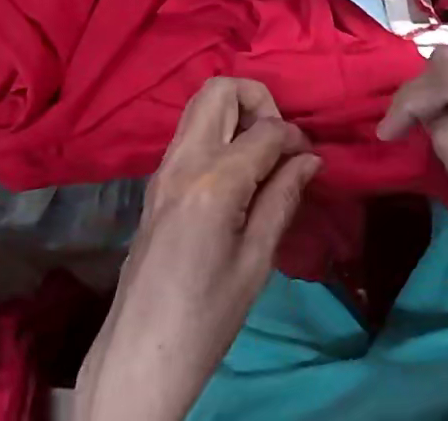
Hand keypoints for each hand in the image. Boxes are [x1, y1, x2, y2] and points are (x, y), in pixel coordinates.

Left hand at [73, 77, 321, 420]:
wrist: (138, 357)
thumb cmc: (206, 318)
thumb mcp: (256, 262)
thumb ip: (282, 198)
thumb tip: (309, 158)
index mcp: (213, 183)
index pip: (264, 130)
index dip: (294, 137)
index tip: (307, 158)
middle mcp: (183, 162)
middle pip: (219, 90)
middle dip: (257, 99)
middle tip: (277, 141)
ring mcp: (163, 168)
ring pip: (200, 105)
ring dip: (236, 113)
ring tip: (261, 155)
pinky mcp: (156, 182)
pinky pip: (190, 132)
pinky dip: (219, 132)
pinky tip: (238, 172)